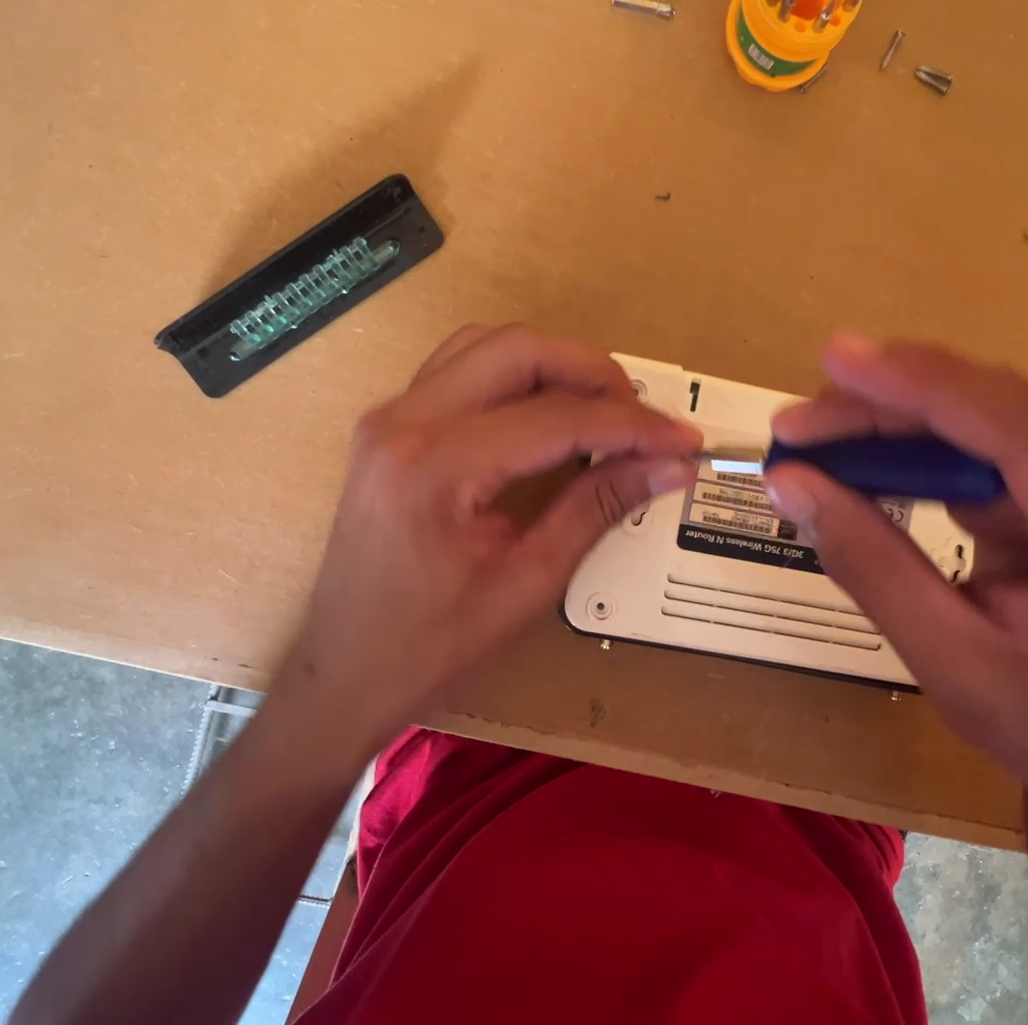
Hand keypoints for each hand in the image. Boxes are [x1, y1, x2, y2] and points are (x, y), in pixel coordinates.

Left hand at [278, 324, 700, 739]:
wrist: (343, 674)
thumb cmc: (431, 648)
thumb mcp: (527, 582)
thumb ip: (596, 509)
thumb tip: (667, 468)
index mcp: (437, 464)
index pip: (557, 418)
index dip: (632, 426)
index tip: (684, 442)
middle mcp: (404, 420)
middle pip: (519, 352)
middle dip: (594, 375)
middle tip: (643, 421)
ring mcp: (388, 419)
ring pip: (486, 348)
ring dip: (552, 367)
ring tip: (603, 413)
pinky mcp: (387, 430)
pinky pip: (459, 372)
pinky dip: (512, 379)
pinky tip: (546, 417)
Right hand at [763, 336, 1027, 806]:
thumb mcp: (942, 661)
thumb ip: (870, 565)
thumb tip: (790, 483)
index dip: (927, 387)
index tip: (838, 359)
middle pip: (1015, 413)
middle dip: (900, 405)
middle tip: (803, 422)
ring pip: (1010, 418)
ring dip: (913, 421)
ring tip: (824, 438)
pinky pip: (1013, 443)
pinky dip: (940, 446)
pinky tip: (878, 457)